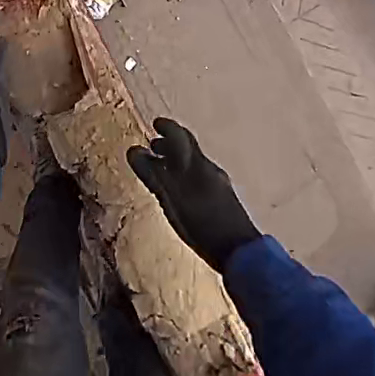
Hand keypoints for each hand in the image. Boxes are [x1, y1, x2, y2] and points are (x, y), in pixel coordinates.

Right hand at [127, 117, 261, 271]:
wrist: (240, 251)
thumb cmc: (202, 223)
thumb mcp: (172, 201)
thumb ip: (153, 176)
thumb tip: (134, 151)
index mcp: (197, 165)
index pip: (181, 137)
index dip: (168, 128)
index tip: (155, 123)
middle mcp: (209, 170)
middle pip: (188, 150)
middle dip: (170, 145)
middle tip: (153, 145)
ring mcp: (218, 185)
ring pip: (194, 165)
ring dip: (177, 162)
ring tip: (162, 169)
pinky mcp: (223, 201)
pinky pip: (199, 178)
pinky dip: (185, 176)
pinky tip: (180, 191)